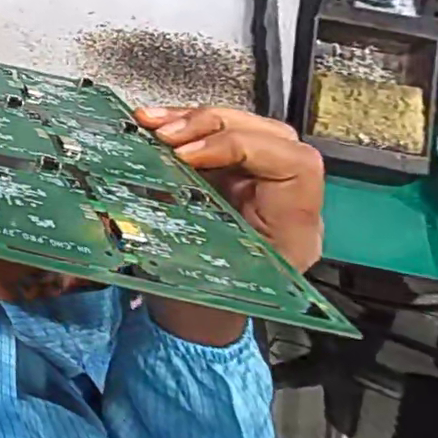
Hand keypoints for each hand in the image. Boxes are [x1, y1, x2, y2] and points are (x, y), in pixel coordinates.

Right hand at [130, 107, 324, 346]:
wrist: (199, 318)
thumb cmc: (198, 303)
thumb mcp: (187, 269)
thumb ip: (174, 224)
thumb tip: (143, 176)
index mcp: (292, 231)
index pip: (294, 164)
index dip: (240, 147)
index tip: (187, 154)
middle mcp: (285, 201)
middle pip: (271, 135)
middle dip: (213, 125)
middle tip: (165, 133)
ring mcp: (260, 185)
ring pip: (246, 128)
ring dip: (194, 120)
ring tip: (151, 123)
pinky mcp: (231, 177)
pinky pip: (215, 138)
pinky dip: (183, 127)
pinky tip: (152, 125)